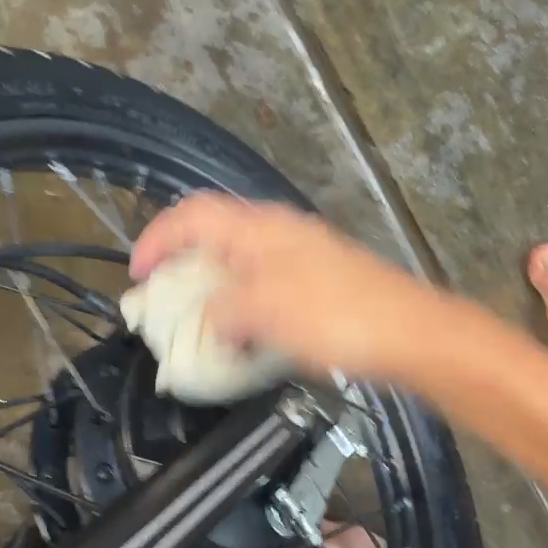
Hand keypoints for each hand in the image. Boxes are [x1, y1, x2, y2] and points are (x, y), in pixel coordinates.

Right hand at [129, 193, 452, 380]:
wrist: (409, 333)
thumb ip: (222, 312)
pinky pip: (265, 283)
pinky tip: (246, 333)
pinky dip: (243, 302)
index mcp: (258, 228)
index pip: (192, 214)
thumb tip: (208, 321)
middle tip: (164, 300)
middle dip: (183, 264)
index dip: (157, 239)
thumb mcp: (264, 313)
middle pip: (215, 234)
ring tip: (198, 323)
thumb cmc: (337, 317)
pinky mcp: (320, 280)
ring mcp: (302, 254)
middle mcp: (278, 231)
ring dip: (213, 287)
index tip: (138, 274)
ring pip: (241, 260)